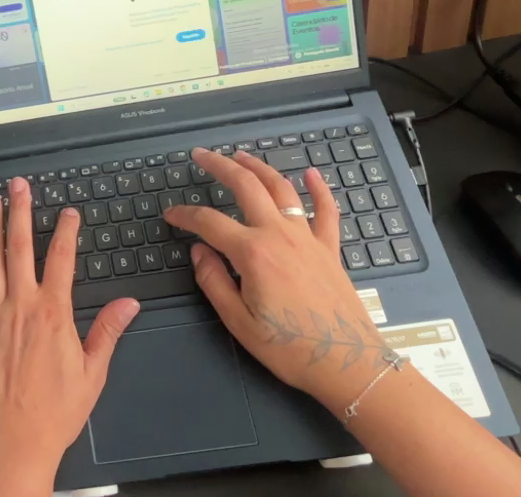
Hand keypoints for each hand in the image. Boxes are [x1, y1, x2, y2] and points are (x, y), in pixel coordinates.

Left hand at [0, 176, 140, 495]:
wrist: (15, 443)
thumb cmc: (54, 413)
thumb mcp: (93, 373)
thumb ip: (108, 331)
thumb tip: (128, 304)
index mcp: (53, 313)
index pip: (62, 260)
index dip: (66, 231)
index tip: (68, 212)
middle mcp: (21, 307)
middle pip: (21, 248)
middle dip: (20, 213)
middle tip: (18, 186)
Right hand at [161, 149, 398, 411]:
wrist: (350, 366)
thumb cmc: (291, 349)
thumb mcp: (239, 323)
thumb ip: (214, 282)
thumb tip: (199, 251)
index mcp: (253, 253)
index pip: (209, 222)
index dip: (185, 215)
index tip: (170, 214)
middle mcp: (279, 235)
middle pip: (246, 186)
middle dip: (220, 165)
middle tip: (201, 155)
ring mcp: (307, 238)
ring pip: (281, 188)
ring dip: (259, 167)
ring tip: (241, 156)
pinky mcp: (329, 249)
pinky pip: (325, 211)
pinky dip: (319, 189)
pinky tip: (311, 174)